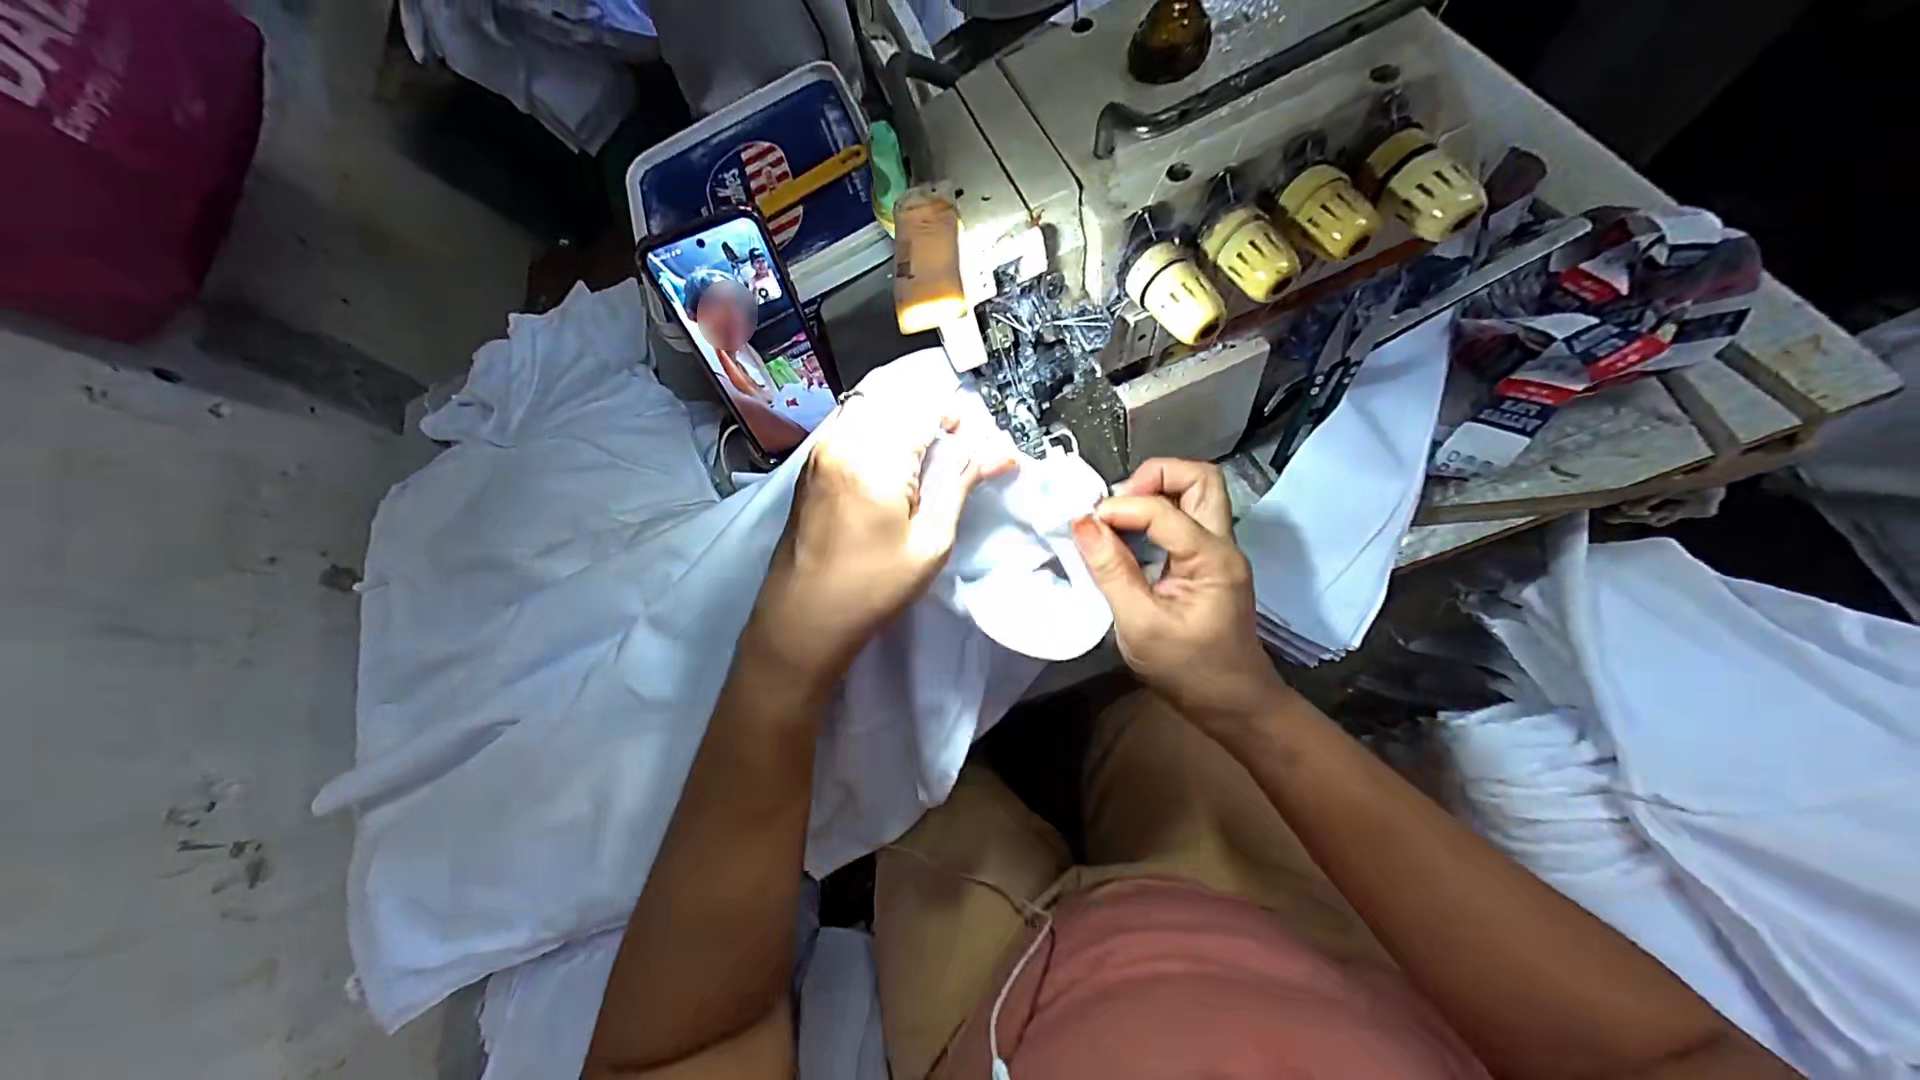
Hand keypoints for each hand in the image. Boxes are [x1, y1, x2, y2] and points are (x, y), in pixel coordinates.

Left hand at [748, 393, 1011, 684]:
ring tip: (926, 462)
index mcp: (873, 461)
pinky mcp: (812, 463)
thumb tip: (999, 451)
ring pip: (874, 407)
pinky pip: (853, 424)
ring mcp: (821, 450)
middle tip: (954, 453)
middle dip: (933, 415)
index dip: (958, 417)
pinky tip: (895, 466)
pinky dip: (882, 430)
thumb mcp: (930, 542)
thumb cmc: (871, 590)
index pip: (925, 407)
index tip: (976, 443)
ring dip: (907, 421)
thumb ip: (960, 484)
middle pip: (898, 399)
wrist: (802, 619)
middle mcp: (842, 443)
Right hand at [1071, 458, 1290, 732]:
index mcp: (1212, 559)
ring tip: (1118, 517)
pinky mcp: (1207, 561)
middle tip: (1117, 504)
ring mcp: (1218, 551)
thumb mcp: (1140, 625)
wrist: (1232, 703)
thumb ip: (1112, 571)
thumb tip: (1083, 524)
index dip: (1121, 508)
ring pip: (1196, 492)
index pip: (1164, 510)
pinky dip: (1155, 512)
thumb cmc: (1188, 670)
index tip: (1087, 526)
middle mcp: (1222, 544)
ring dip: (1156, 492)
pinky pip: (1185, 516)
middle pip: (1200, 478)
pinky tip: (1128, 534)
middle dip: (1153, 477)